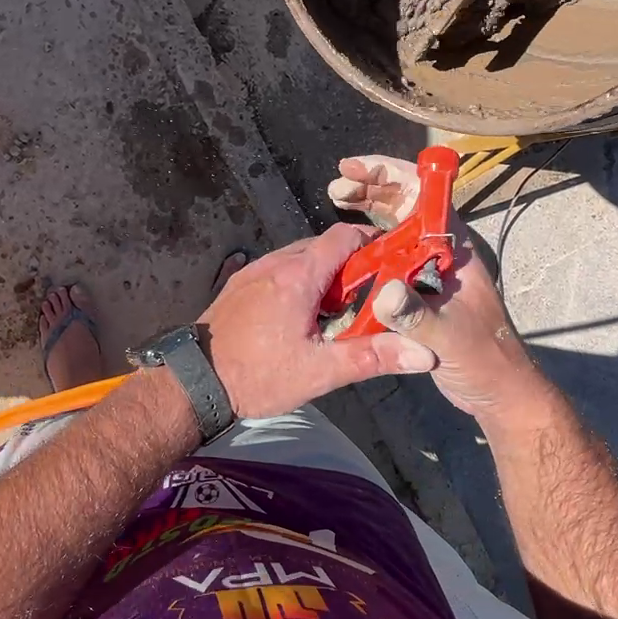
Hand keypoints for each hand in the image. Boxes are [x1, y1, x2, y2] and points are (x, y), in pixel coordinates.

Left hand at [198, 224, 436, 418]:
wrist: (193, 381)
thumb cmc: (257, 376)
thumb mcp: (319, 372)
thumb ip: (371, 357)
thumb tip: (424, 354)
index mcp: (297, 276)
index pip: (344, 237)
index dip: (373, 244)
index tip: (393, 264)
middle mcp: (274, 263)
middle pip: (323, 246)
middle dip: (351, 265)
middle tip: (370, 297)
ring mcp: (252, 271)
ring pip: (299, 257)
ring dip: (323, 275)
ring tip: (337, 311)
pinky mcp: (237, 284)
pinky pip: (278, 269)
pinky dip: (298, 281)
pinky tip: (301, 314)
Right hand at [328, 154, 553, 420]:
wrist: (498, 391)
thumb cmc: (484, 359)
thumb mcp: (449, 337)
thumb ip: (417, 314)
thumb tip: (385, 291)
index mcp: (455, 248)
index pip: (426, 194)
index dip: (392, 174)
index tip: (357, 168)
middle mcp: (441, 250)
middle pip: (407, 202)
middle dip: (373, 186)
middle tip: (337, 185)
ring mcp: (428, 268)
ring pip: (396, 223)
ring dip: (368, 206)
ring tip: (337, 197)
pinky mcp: (417, 288)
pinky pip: (389, 251)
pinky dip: (366, 239)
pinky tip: (344, 242)